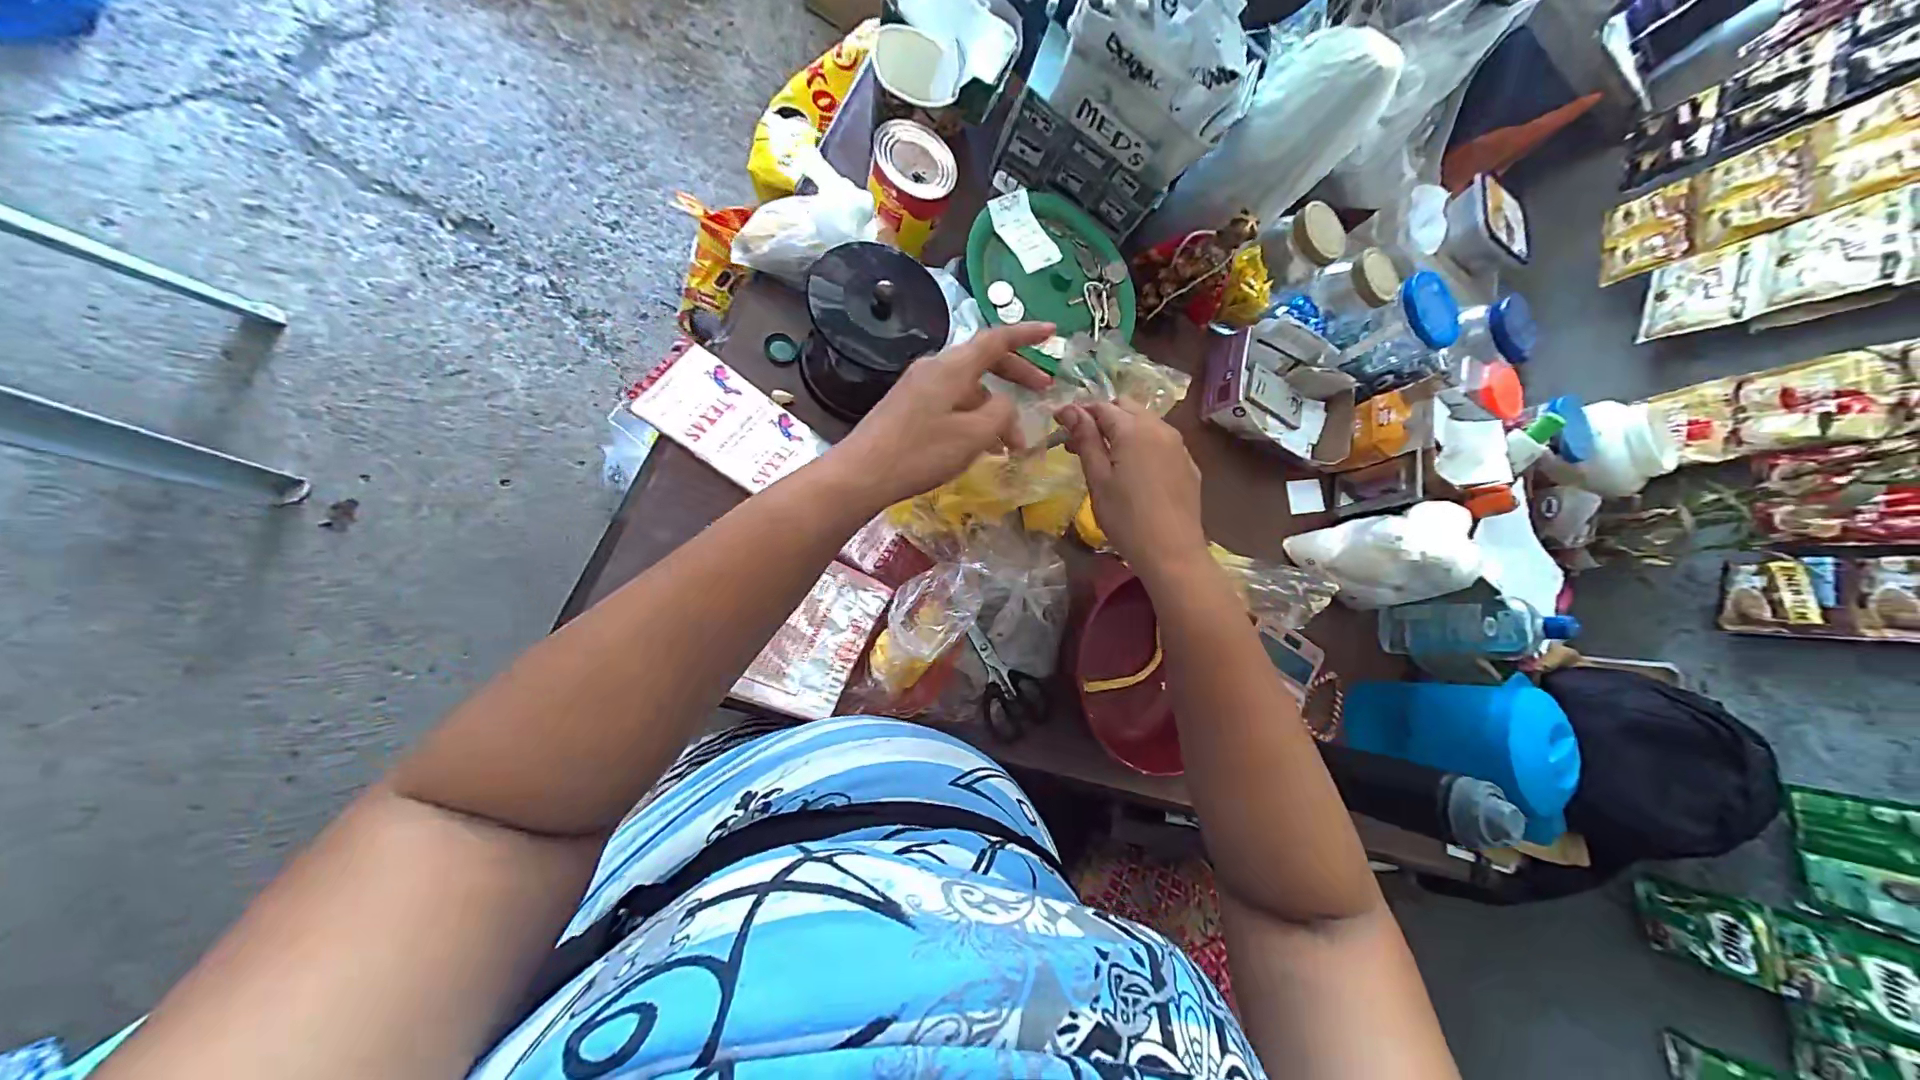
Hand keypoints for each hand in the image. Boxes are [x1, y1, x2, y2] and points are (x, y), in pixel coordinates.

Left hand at [831, 322, 1054, 506]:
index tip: (1052, 331)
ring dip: (994, 408)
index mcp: (952, 367)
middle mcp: (934, 368)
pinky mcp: (907, 407)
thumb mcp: (973, 435)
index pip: (997, 340)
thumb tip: (1005, 406)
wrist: (861, 474)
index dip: (1027, 334)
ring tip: (1013, 442)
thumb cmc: (920, 452)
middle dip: (1017, 375)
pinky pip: (951, 403)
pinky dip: (973, 417)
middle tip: (1043, 391)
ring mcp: (918, 387)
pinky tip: (981, 445)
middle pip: (983, 362)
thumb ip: (1001, 413)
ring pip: (968, 388)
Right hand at [1056, 400, 1208, 581]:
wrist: (1172, 552)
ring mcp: (1179, 446)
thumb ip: (1085, 440)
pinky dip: (1143, 444)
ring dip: (1122, 429)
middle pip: (1126, 408)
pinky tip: (1133, 469)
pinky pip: (1162, 442)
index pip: (1101, 407)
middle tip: (1078, 440)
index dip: (1077, 412)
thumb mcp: (1098, 479)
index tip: (1058, 423)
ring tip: (1104, 454)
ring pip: (1146, 423)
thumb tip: (1070, 410)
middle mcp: (1160, 429)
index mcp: (1134, 430)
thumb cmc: (1126, 518)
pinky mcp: (1188, 465)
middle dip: (1101, 417)